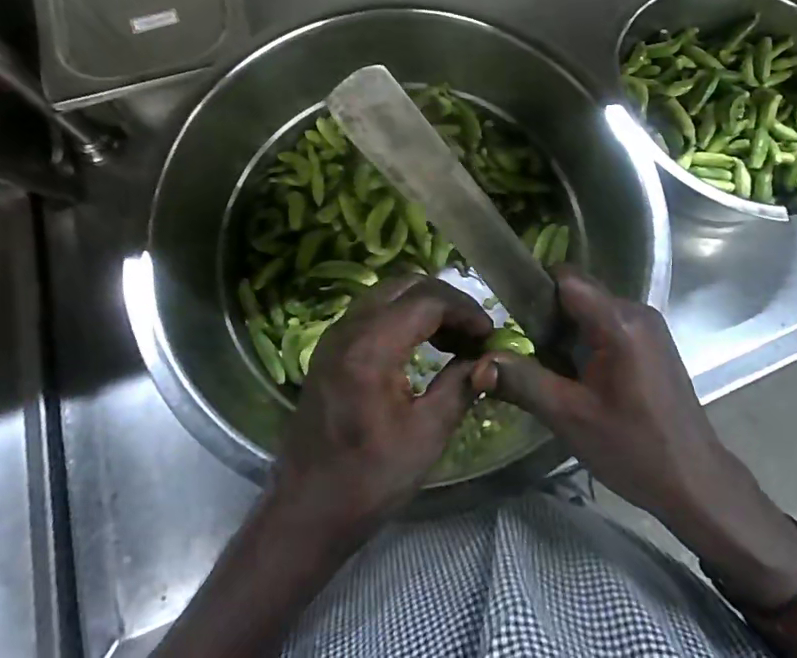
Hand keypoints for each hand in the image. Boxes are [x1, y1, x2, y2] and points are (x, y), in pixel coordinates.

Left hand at [268, 275, 492, 538]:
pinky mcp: (328, 349)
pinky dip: (400, 316)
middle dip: (445, 300)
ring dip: (422, 305)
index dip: (464, 311)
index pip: (426, 301)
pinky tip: (422, 345)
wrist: (306, 509)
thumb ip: (460, 386)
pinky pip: (371, 312)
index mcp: (370, 348)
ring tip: (454, 338)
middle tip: (474, 331)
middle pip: (404, 286)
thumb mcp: (426, 435)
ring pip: (386, 294)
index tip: (490, 334)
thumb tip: (490, 360)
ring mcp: (333, 337)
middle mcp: (347, 329)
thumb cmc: (369, 479)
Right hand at [477, 267, 796, 606]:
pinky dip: (585, 339)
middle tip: (521, 348)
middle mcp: (637, 312)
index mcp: (619, 322)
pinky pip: (607, 324)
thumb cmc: (633, 449)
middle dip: (546, 314)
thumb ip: (521, 381)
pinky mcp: (652, 343)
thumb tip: (477, 364)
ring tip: (545, 364)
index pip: (566, 277)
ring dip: (565, 329)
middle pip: (577, 292)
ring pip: (591, 309)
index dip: (534, 288)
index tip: (509, 314)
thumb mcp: (568, 416)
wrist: (696, 485)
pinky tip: (575, 374)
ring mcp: (649, 327)